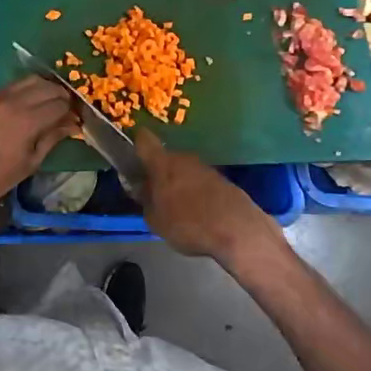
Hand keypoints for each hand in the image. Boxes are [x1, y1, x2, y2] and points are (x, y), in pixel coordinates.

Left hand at [0, 76, 79, 220]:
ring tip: (51, 104)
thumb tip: (73, 125)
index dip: (72, 111)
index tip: (77, 119)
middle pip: (48, 87)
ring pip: (31, 80)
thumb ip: (53, 137)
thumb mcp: (31, 161)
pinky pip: (14, 85)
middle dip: (62, 96)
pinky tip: (32, 103)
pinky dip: (28, 89)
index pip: (60, 104)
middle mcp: (13, 102)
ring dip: (45, 88)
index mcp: (27, 120)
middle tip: (67, 110)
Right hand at [135, 129, 284, 262]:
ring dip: (178, 184)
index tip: (131, 158)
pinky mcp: (223, 180)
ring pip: (184, 171)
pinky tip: (198, 214)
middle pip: (165, 159)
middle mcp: (184, 158)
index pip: (144, 140)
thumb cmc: (188, 224)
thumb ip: (146, 201)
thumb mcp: (155, 220)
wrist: (238, 230)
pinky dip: (196, 193)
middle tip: (154, 196)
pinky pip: (201, 182)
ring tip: (177, 210)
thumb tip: (143, 189)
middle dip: (158, 174)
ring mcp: (206, 168)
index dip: (136, 145)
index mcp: (163, 164)